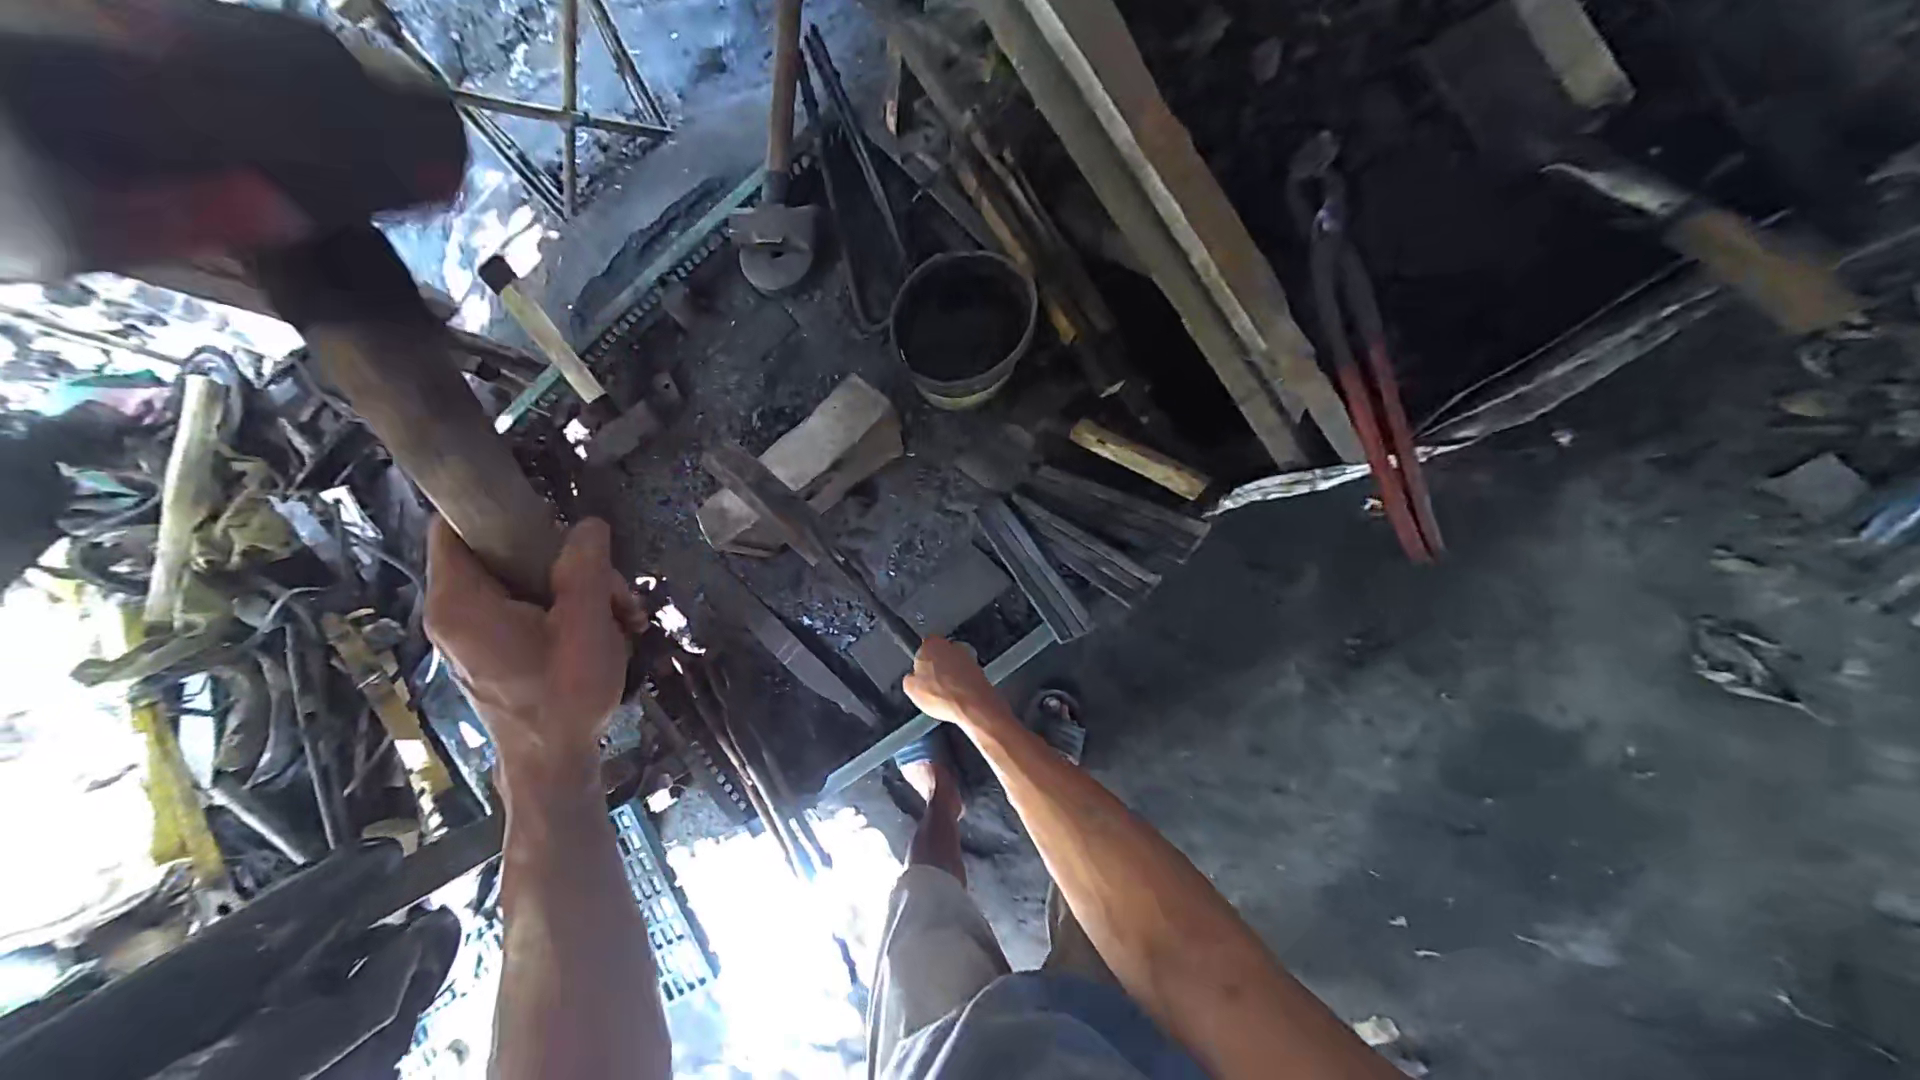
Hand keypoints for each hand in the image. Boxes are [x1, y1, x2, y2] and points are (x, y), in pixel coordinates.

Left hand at [425, 517, 639, 792]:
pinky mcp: (499, 650)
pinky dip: (571, 613)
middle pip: (508, 556)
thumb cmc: (564, 694)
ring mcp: (478, 633)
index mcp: (461, 602)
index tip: (551, 513)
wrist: (555, 764)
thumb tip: (589, 525)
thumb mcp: (585, 623)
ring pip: (529, 584)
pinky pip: (532, 611)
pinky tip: (612, 630)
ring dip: (582, 591)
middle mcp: (457, 612)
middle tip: (616, 589)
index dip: (497, 509)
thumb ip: (585, 567)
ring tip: (624, 616)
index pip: (453, 528)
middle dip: (570, 563)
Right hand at [901, 637, 1012, 733]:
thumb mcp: (910, 689)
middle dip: (935, 668)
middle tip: (931, 686)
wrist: (972, 705)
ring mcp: (966, 655)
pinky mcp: (978, 668)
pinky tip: (957, 696)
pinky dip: (961, 683)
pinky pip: (964, 675)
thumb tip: (911, 678)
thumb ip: (909, 678)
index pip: (921, 648)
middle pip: (938, 655)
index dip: (920, 663)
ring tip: (945, 694)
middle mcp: (950, 644)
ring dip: (949, 676)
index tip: (919, 675)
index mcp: (931, 644)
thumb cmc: (942, 694)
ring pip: (952, 665)